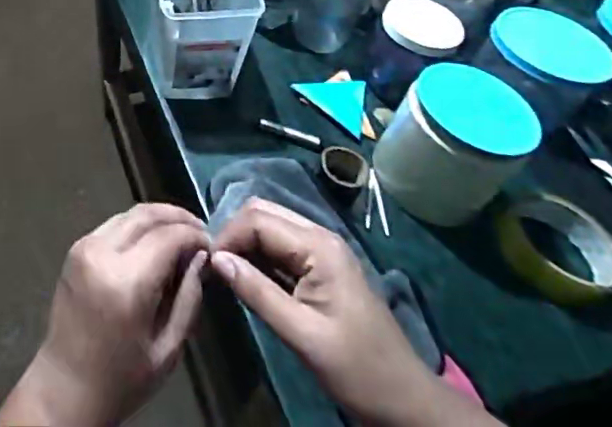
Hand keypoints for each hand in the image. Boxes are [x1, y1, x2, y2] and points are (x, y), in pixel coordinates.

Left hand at [0, 204, 208, 425]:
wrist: (66, 387)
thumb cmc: (122, 378)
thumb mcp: (168, 347)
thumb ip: (189, 297)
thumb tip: (201, 257)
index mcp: (125, 281)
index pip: (169, 236)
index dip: (195, 235)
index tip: (211, 246)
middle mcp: (102, 253)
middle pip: (147, 215)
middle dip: (178, 217)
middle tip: (201, 231)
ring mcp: (84, 247)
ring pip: (130, 214)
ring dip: (158, 218)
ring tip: (181, 234)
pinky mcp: (76, 249)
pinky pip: (114, 225)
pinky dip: (137, 226)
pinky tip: (153, 241)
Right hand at [211, 199, 498, 426]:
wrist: (405, 399)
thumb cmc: (357, 368)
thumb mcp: (302, 335)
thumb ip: (257, 293)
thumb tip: (215, 259)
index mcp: (319, 246)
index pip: (258, 220)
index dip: (228, 236)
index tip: (206, 266)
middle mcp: (320, 236)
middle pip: (263, 213)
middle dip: (234, 233)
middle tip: (214, 268)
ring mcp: (322, 249)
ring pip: (270, 226)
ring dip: (245, 243)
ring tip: (225, 274)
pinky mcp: (321, 265)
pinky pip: (281, 246)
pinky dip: (259, 255)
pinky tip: (247, 278)